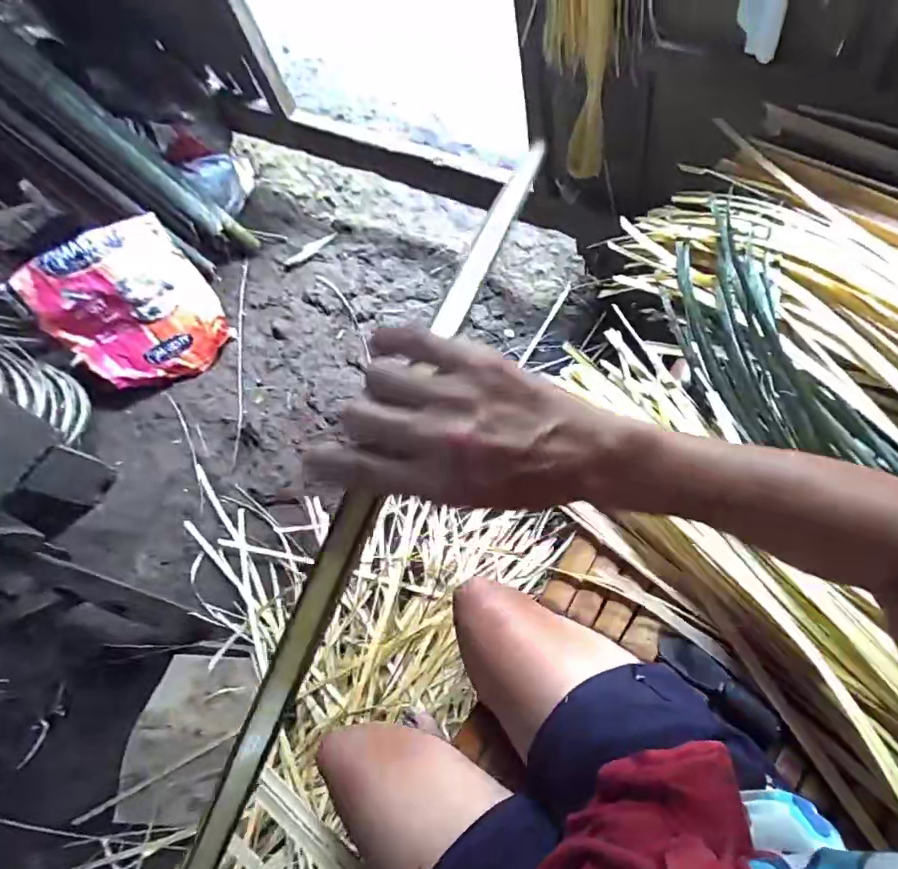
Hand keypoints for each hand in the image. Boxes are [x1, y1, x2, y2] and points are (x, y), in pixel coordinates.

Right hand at [303, 326, 629, 508]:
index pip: (358, 469)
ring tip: (394, 385)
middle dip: (358, 419)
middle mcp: (436, 439)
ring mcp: (454, 396)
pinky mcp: (472, 362)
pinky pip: (410, 339)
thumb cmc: (533, 483)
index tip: (314, 457)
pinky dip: (389, 339)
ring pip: (377, 376)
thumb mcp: (474, 500)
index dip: (326, 462)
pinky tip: (385, 344)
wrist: (583, 452)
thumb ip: (423, 481)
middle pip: (358, 417)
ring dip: (379, 383)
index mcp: (436, 481)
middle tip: (376, 418)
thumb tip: (378, 463)